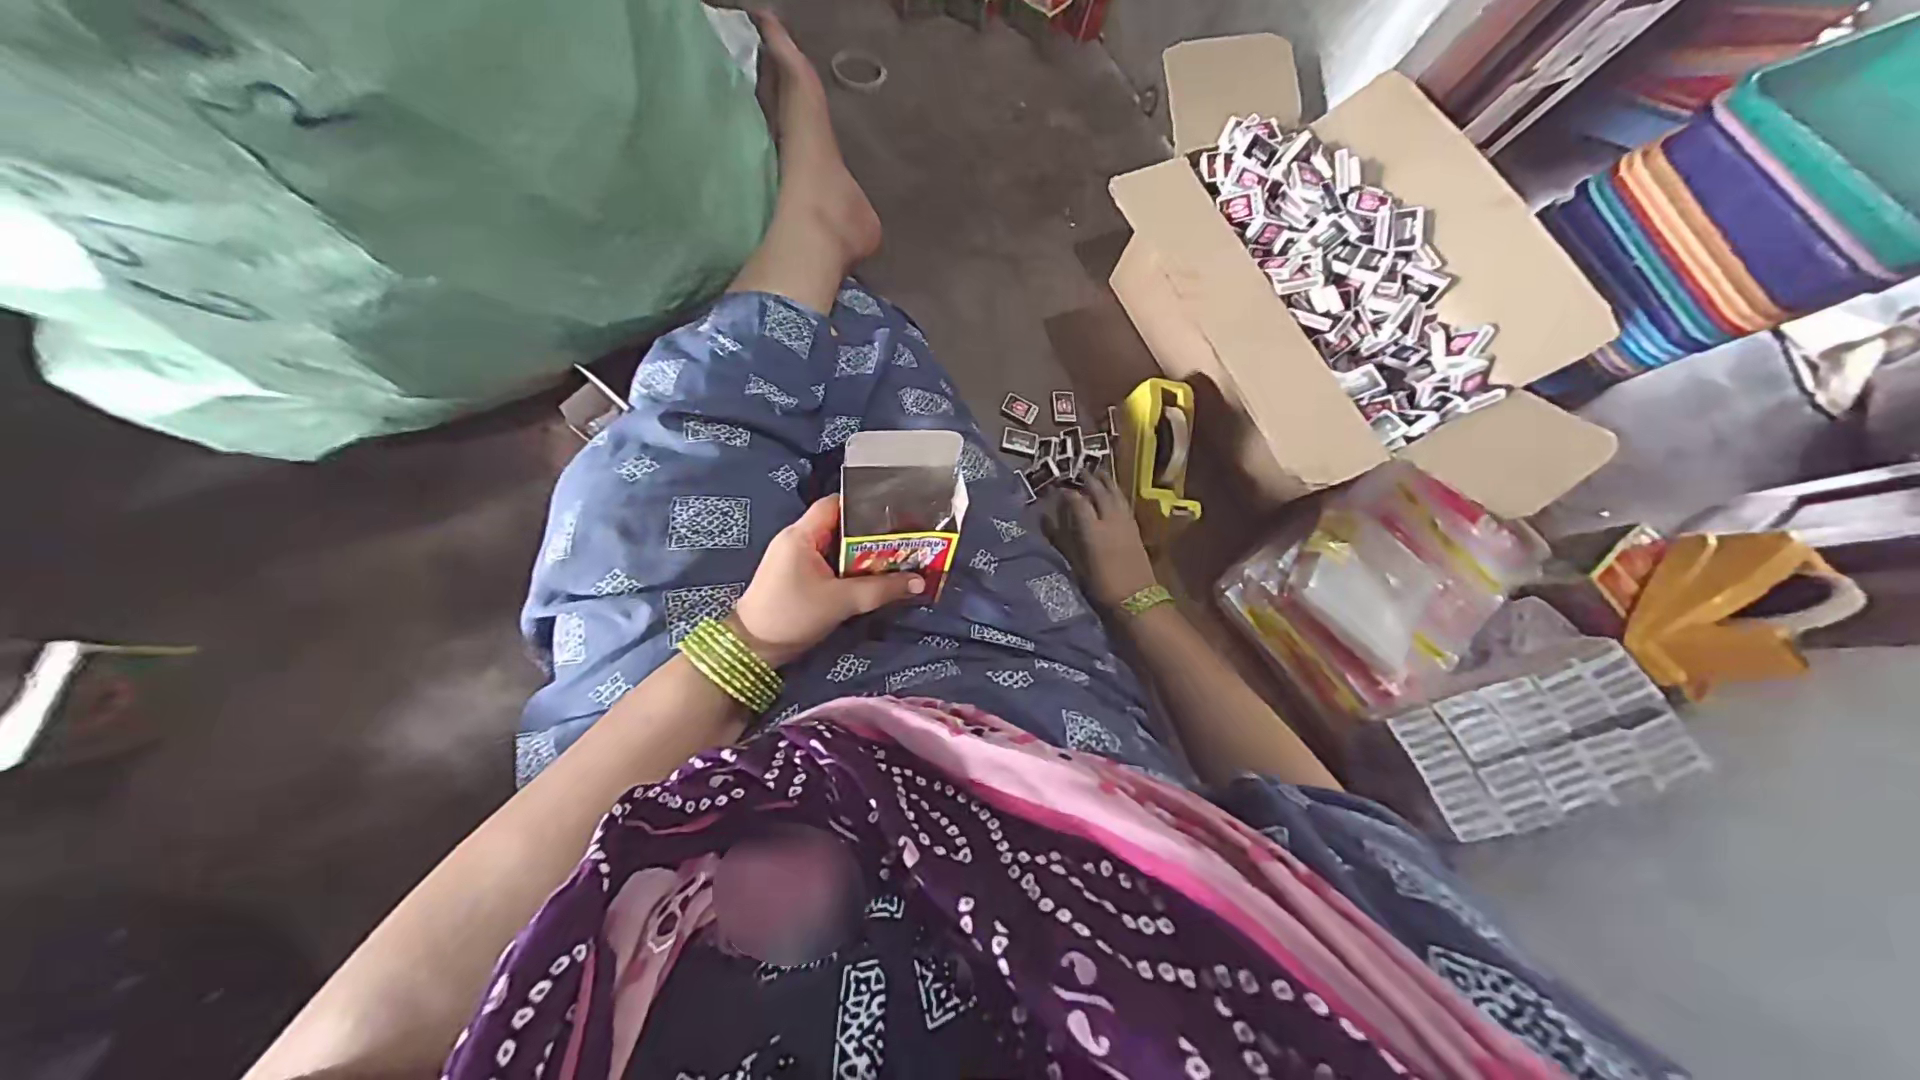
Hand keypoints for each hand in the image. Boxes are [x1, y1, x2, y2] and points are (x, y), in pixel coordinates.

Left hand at [731, 495, 924, 666]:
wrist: (754, 649)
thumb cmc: (793, 616)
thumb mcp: (842, 602)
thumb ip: (882, 589)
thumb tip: (920, 582)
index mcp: (801, 534)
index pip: (836, 504)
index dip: (864, 505)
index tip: (894, 514)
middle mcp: (797, 539)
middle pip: (839, 524)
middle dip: (871, 533)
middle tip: (903, 539)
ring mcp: (795, 557)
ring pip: (836, 545)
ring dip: (862, 552)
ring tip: (895, 556)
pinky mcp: (797, 575)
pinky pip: (829, 561)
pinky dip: (849, 566)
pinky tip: (872, 574)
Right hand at [1059, 470, 1158, 607]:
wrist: (1136, 599)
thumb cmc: (1100, 586)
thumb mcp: (1075, 564)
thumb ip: (1060, 538)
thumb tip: (1044, 519)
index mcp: (1092, 529)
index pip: (1078, 501)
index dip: (1067, 492)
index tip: (1057, 488)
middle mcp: (1110, 519)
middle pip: (1099, 492)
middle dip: (1089, 479)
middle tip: (1079, 471)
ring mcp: (1126, 522)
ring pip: (1116, 494)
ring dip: (1106, 482)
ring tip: (1099, 474)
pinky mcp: (1136, 529)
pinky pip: (1124, 503)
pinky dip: (1116, 494)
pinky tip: (1114, 494)